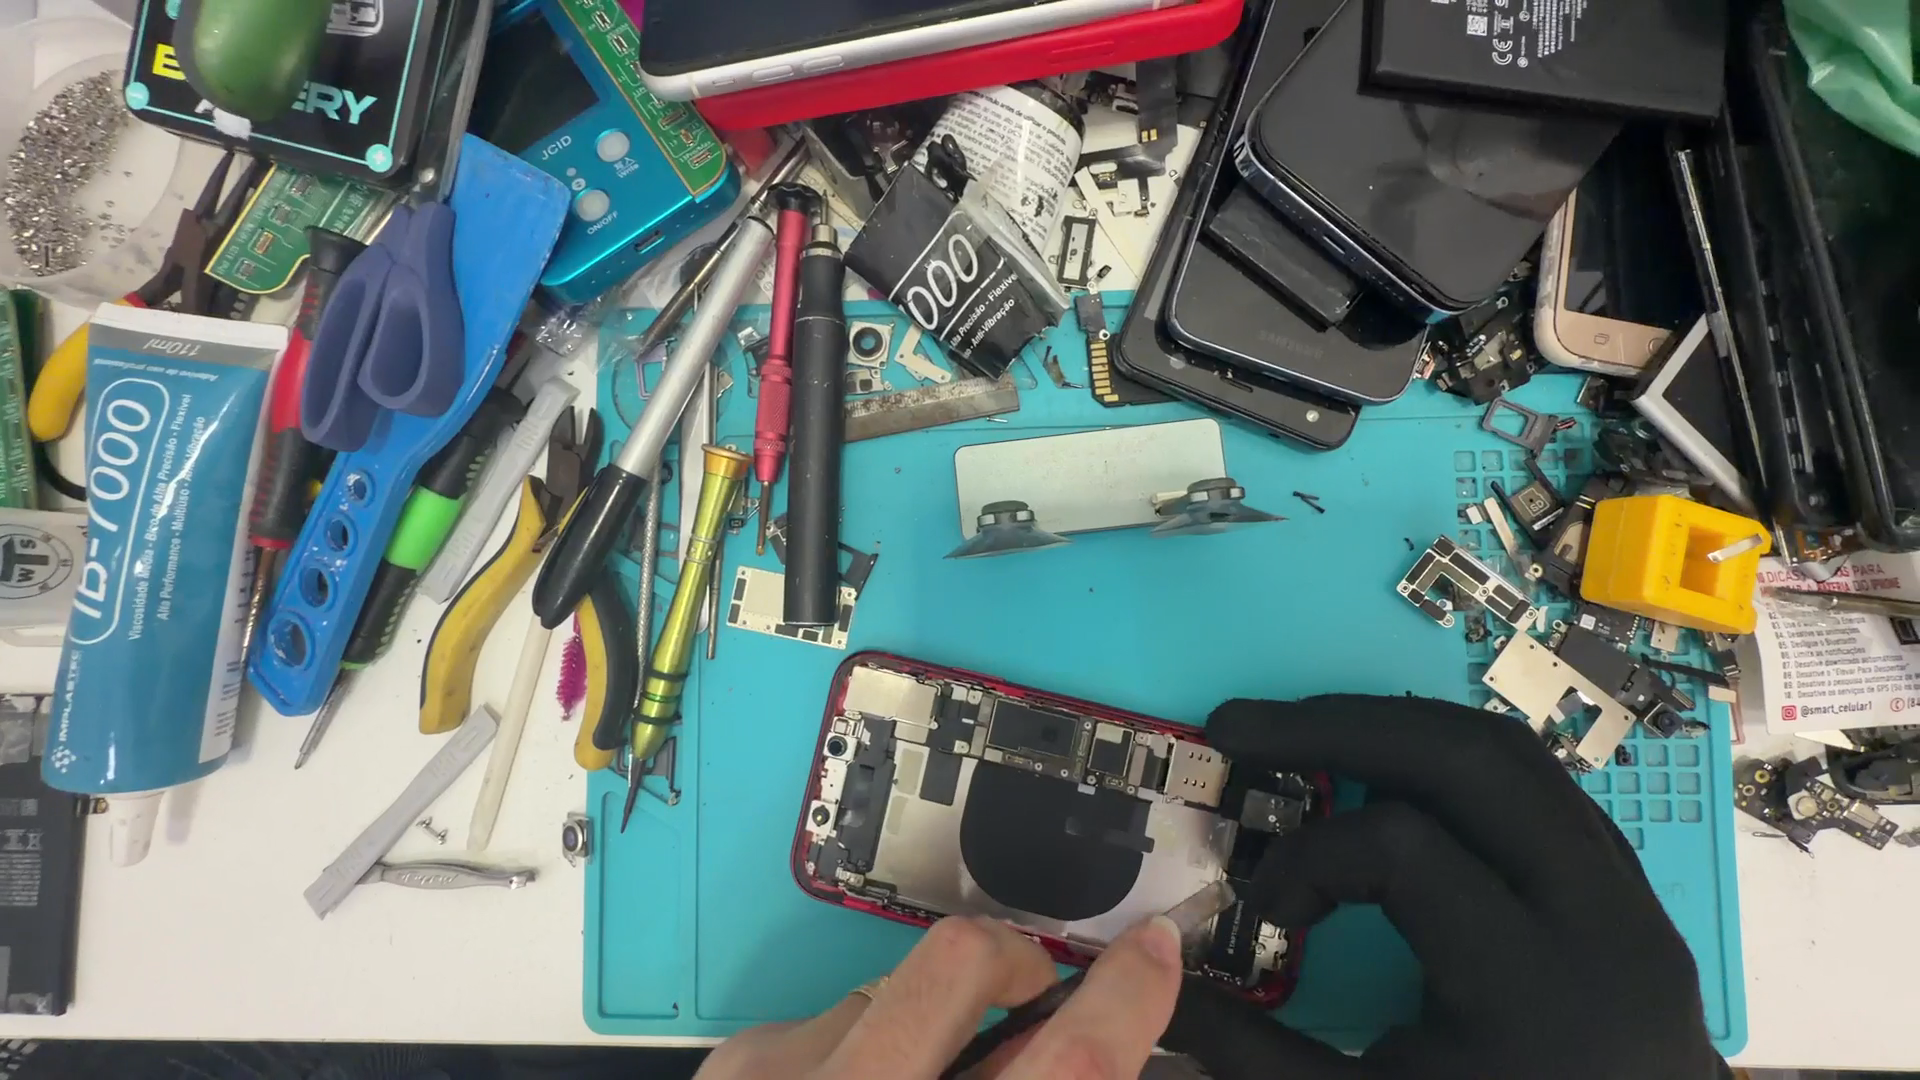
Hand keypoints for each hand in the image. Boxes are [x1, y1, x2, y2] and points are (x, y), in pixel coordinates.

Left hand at [698, 912, 1183, 1079]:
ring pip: (899, 980)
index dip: (1125, 997)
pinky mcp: (740, 1062)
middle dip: (1018, 958)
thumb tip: (1084, 1059)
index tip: (1151, 951)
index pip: (1067, 1069)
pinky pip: (834, 1015)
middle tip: (1033, 987)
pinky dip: (864, 1047)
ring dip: (933, 1017)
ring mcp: (786, 1075)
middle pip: (964, 965)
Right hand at [1162, 695, 1725, 1079]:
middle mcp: (1601, 919)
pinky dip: (1436, 753)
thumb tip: (1158, 983)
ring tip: (1300, 731)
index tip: (1267, 908)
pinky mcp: (1622, 885)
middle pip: (1462, 758)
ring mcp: (1626, 892)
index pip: (1402, 848)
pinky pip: (1526, 778)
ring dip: (1384, 725)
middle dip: (1332, 726)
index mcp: (1539, 987)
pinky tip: (1381, 769)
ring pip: (1499, 748)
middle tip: (1237, 728)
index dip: (1308, 859)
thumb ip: (1251, 1055)